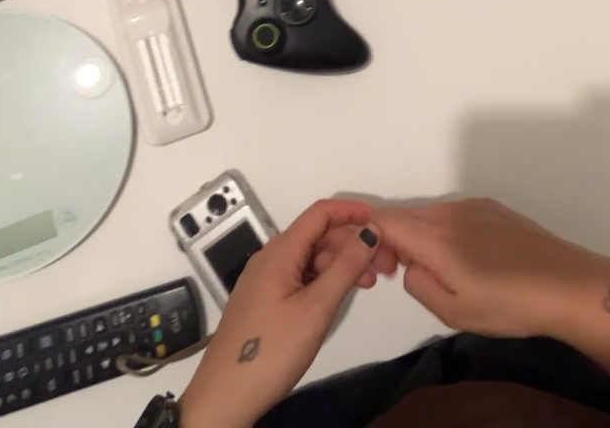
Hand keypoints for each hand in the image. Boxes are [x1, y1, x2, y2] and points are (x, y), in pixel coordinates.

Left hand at [179, 200, 383, 427]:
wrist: (224, 397)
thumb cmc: (271, 349)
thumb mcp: (315, 309)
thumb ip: (345, 267)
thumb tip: (369, 230)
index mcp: (280, 251)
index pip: (320, 213)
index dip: (352, 211)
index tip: (381, 222)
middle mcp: (271, 257)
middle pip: (318, 235)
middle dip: (352, 242)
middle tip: (385, 263)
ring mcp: (266, 279)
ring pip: (311, 257)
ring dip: (342, 263)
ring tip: (370, 283)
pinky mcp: (265, 300)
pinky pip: (301, 275)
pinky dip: (325, 279)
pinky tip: (341, 295)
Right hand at [372, 198, 609, 341]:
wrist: (567, 285)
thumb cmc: (508, 305)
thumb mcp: (453, 312)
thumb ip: (417, 283)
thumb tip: (410, 265)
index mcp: (435, 237)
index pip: (382, 219)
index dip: (371, 239)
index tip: (384, 268)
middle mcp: (449, 211)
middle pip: (404, 216)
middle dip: (395, 241)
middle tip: (412, 275)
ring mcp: (473, 206)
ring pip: (430, 215)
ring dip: (422, 237)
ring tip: (447, 272)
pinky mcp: (493, 207)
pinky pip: (454, 214)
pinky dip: (447, 232)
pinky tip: (473, 259)